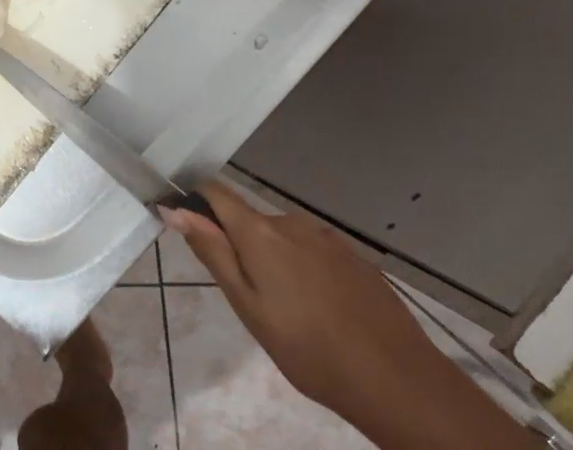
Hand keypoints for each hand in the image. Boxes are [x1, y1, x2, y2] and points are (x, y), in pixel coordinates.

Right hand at [159, 183, 442, 419]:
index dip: (195, 202)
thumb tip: (174, 209)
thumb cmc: (308, 349)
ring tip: (288, 312)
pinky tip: (321, 311)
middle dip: (241, 246)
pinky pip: (315, 253)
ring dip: (275, 261)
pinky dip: (306, 272)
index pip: (216, 193)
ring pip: (284, 239)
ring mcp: (329, 239)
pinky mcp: (357, 259)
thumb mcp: (248, 307)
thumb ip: (212, 253)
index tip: (185, 228)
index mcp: (260, 232)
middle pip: (251, 220)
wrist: (398, 380)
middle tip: (248, 299)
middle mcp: (293, 222)